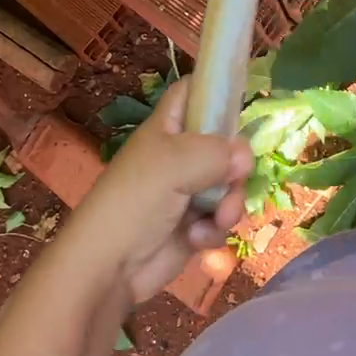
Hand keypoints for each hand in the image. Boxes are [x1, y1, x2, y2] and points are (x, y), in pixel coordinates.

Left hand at [54, 80, 252, 301]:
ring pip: (229, 184)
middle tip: (235, 178)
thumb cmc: (136, 200)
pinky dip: (214, 229)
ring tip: (217, 218)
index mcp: (169, 127)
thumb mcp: (174, 164)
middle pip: (224, 143)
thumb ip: (216, 152)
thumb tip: (245, 156)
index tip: (241, 99)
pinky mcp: (193, 224)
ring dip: (229, 203)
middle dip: (236, 164)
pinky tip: (198, 239)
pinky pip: (220, 217)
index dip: (214, 88)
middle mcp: (181, 154)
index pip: (193, 91)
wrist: (110, 267)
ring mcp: (188, 190)